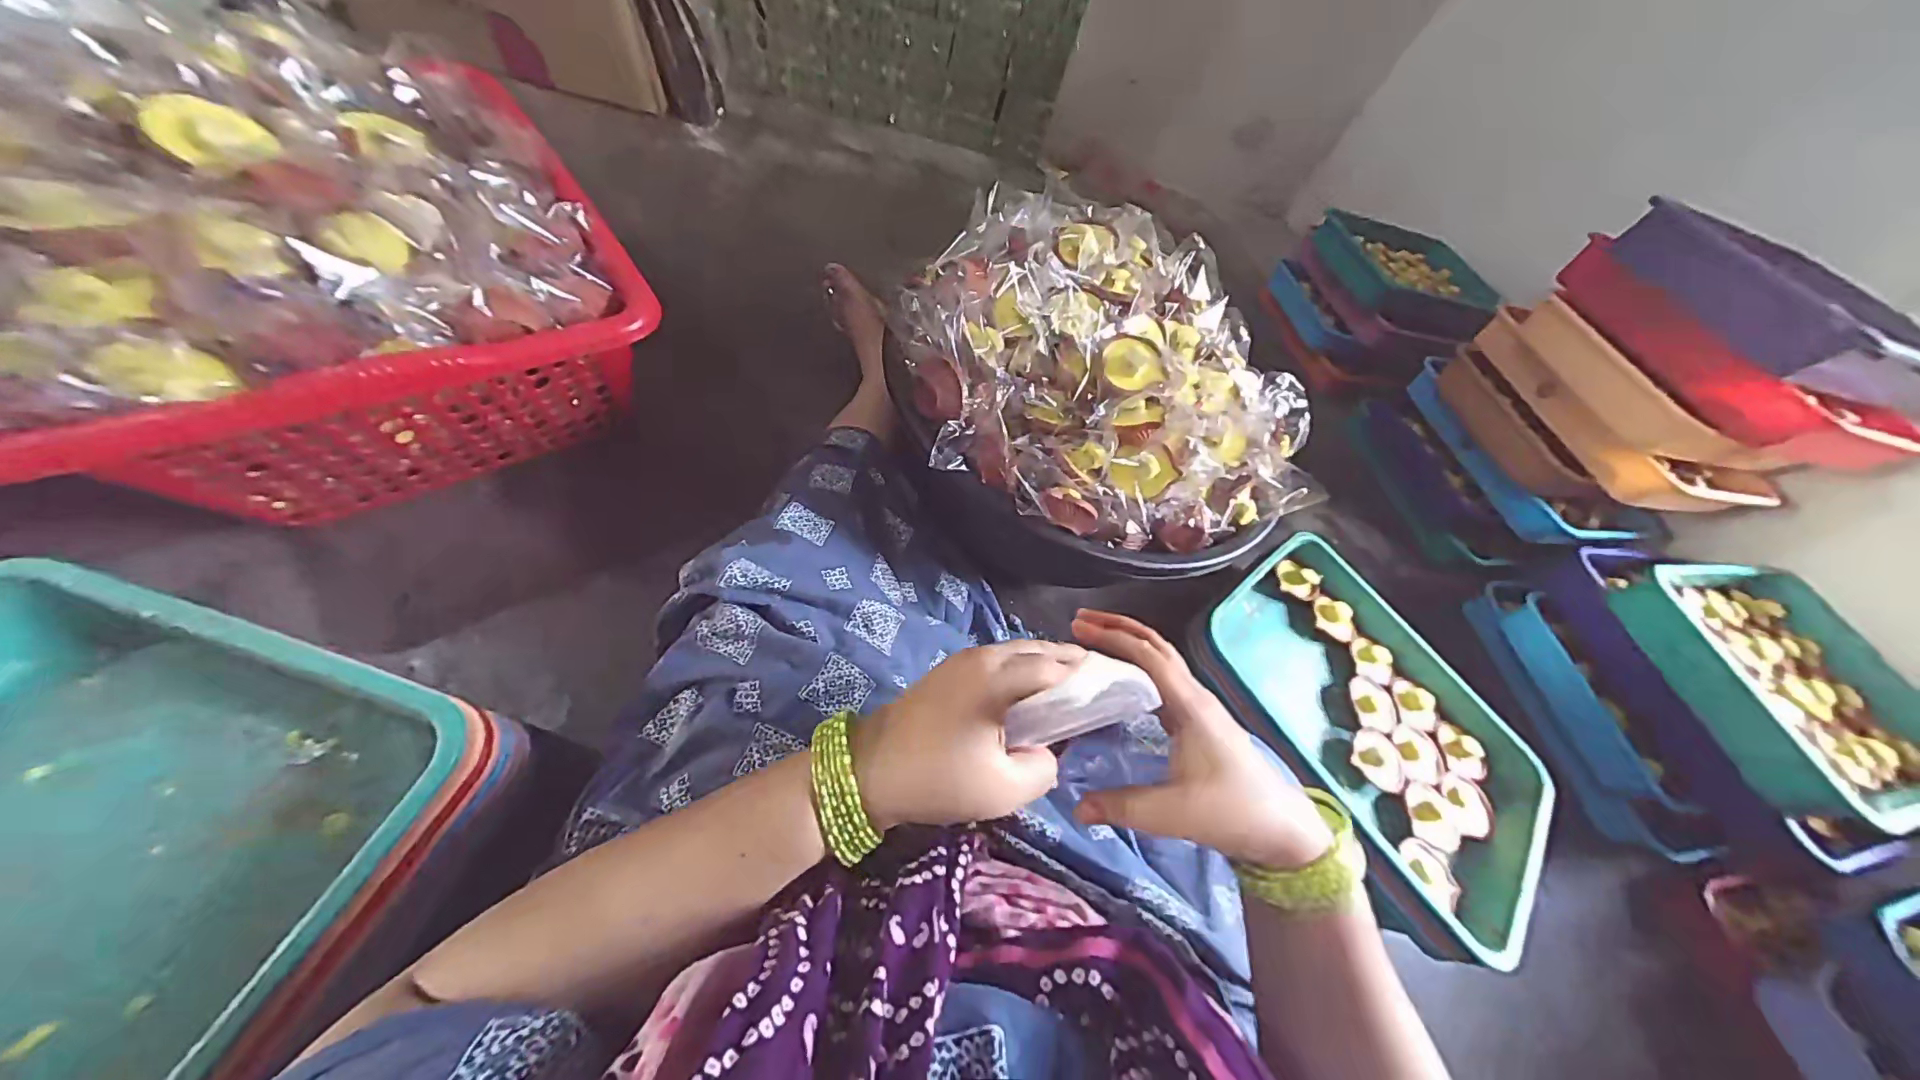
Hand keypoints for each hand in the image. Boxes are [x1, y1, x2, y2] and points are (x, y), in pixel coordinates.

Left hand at [851, 640, 1083, 829]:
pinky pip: (996, 661)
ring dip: (1042, 663)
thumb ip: (1042, 769)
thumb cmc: (937, 779)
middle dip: (1067, 661)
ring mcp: (961, 661)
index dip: (1086, 672)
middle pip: (1036, 649)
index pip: (1055, 665)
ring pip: (1014, 652)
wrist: (868, 770)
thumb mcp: (1002, 791)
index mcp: (998, 679)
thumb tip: (1047, 752)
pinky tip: (1026, 692)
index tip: (1112, 682)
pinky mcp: (947, 673)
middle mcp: (982, 659)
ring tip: (1066, 686)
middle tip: (1094, 680)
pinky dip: (1019, 669)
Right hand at [1070, 610, 1333, 868]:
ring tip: (1095, 639)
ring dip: (1130, 643)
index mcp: (1190, 707)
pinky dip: (1139, 666)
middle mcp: (1196, 697)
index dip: (1113, 636)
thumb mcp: (1172, 813)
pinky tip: (1121, 679)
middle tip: (1081, 620)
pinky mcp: (1200, 721)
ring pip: (1162, 660)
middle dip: (1119, 627)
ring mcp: (1200, 707)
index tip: (1079, 626)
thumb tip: (1077, 807)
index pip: (1149, 655)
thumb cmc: (1232, 813)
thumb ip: (1121, 806)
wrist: (1284, 831)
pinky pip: (1165, 680)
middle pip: (1156, 646)